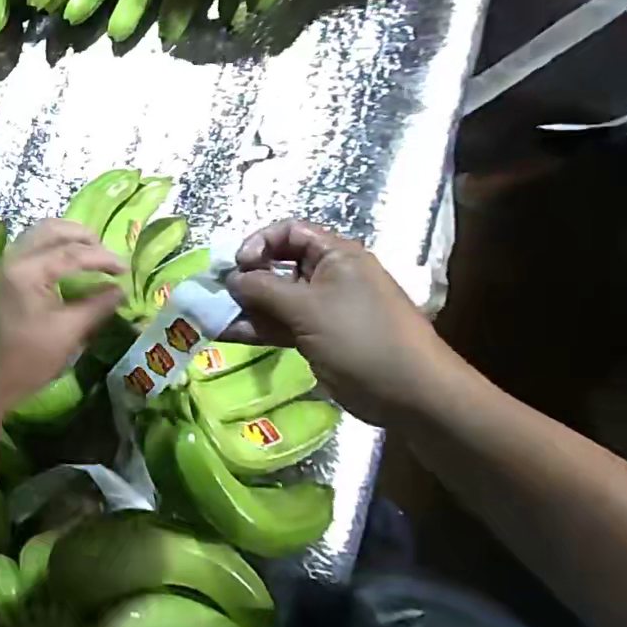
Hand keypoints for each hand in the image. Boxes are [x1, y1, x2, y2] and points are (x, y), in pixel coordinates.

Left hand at [0, 219, 124, 412]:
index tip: (127, 269)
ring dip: (70, 236)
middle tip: (109, 257)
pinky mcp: (6, 272)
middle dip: (86, 238)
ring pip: (42, 232)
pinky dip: (55, 243)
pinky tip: (71, 259)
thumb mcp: (68, 333)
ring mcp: (7, 263)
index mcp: (28, 272)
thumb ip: (97, 305)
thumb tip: (121, 290)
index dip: (103, 258)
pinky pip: (34, 243)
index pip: (72, 253)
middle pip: (54, 230)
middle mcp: (15, 258)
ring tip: (94, 253)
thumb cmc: (27, 359)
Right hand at [220, 220, 457, 423]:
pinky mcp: (318, 337)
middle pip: (279, 265)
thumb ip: (264, 289)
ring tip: (215, 317)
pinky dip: (258, 328)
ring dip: (247, 307)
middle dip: (248, 278)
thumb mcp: (308, 308)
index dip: (260, 242)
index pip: (289, 232)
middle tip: (219, 294)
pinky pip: (282, 325)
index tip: (239, 264)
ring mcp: (323, 309)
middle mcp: (328, 276)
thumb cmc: (361, 338)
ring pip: (276, 299)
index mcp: (335, 255)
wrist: (411, 394)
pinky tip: (229, 334)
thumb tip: (232, 279)